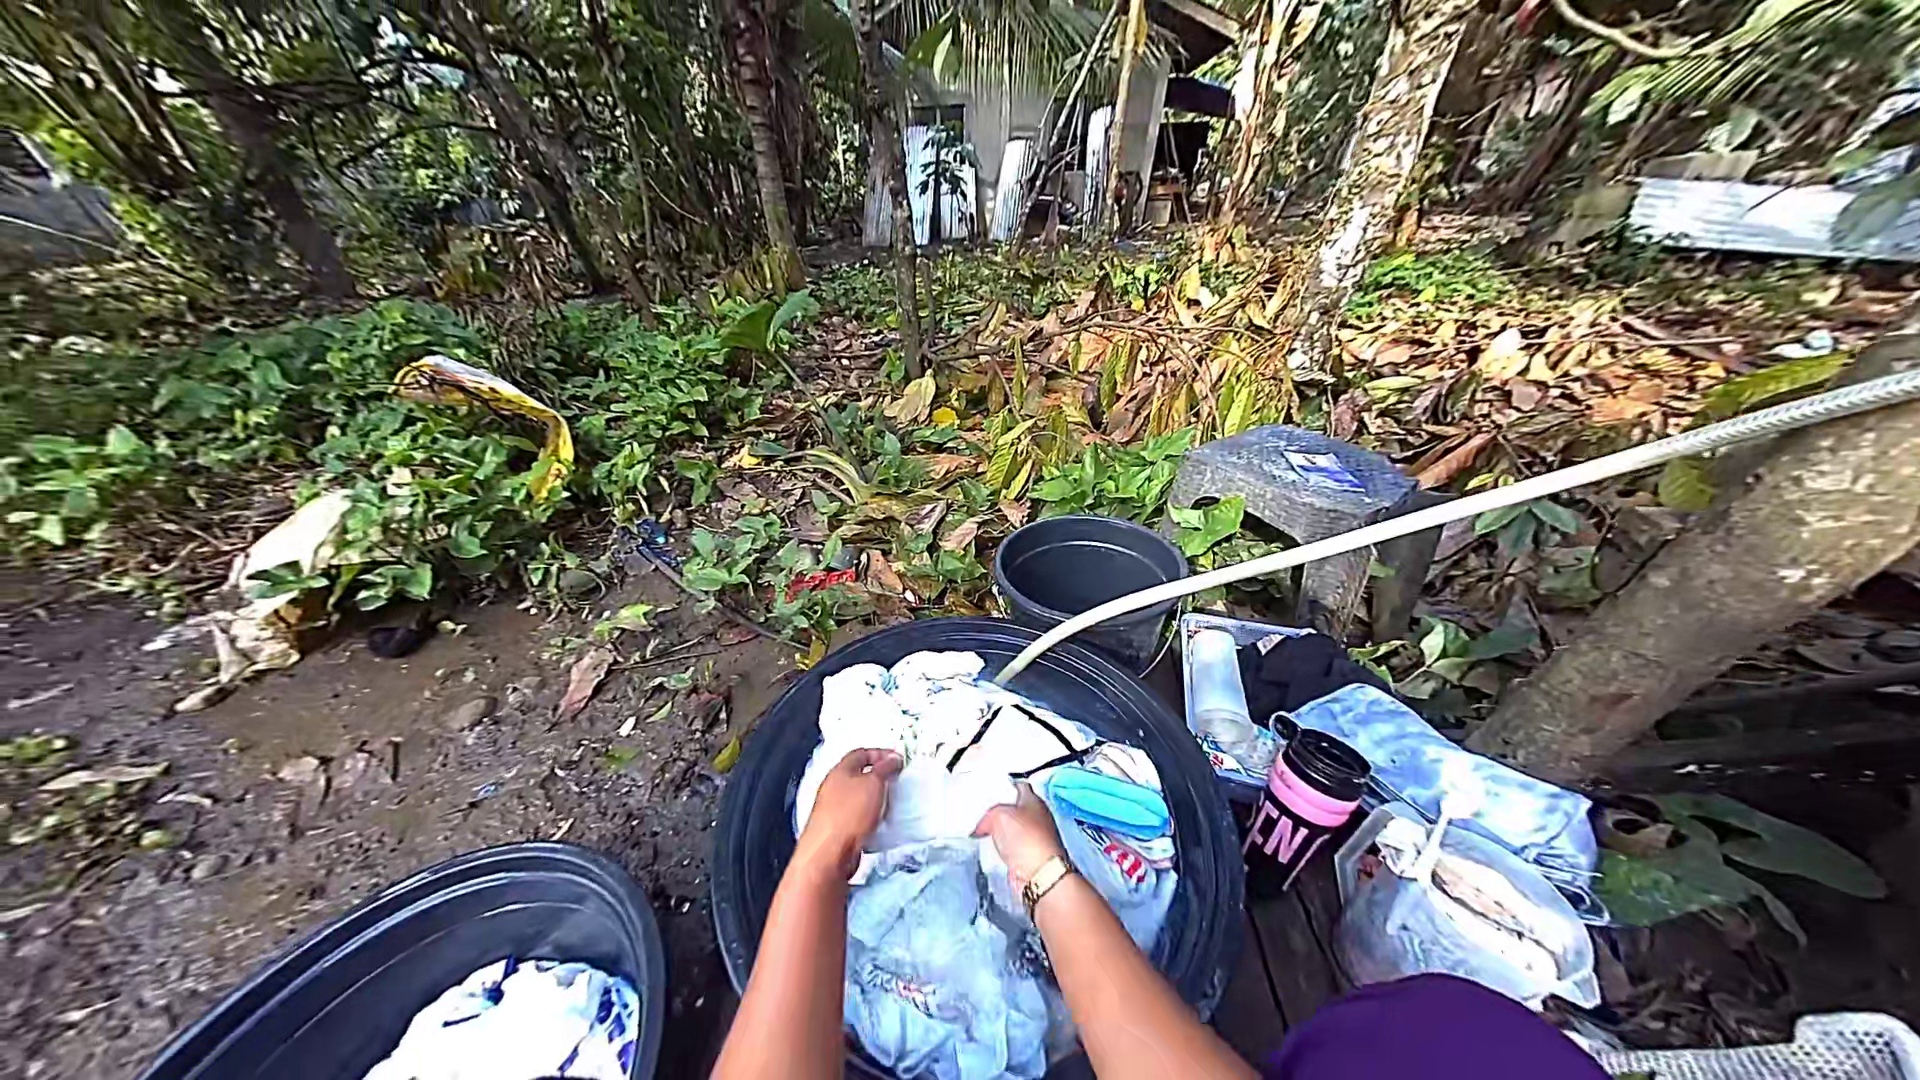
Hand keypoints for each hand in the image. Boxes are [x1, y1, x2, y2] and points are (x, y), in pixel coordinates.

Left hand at [795, 748, 901, 879]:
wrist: (829, 854)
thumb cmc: (848, 814)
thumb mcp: (874, 783)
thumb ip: (884, 768)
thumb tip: (892, 759)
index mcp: (839, 771)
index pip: (861, 754)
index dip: (880, 754)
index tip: (896, 760)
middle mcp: (833, 788)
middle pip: (858, 776)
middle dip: (878, 778)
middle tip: (894, 781)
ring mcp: (833, 810)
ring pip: (858, 798)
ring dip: (874, 800)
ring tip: (888, 804)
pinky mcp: (836, 830)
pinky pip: (857, 818)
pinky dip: (869, 818)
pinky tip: (877, 825)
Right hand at [974, 782, 1066, 892]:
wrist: (1040, 875)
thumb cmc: (1029, 840)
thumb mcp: (999, 814)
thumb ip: (988, 814)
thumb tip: (982, 824)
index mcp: (1033, 800)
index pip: (1018, 787)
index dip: (1003, 787)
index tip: (991, 791)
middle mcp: (1037, 819)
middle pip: (1013, 810)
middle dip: (998, 814)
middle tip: (983, 815)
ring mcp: (1034, 840)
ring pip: (1011, 831)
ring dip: (999, 834)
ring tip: (985, 834)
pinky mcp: (1028, 859)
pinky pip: (1011, 850)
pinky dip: (1002, 851)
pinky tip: (995, 852)